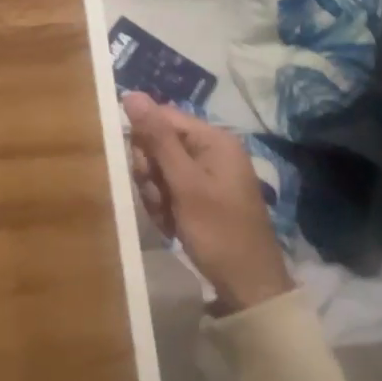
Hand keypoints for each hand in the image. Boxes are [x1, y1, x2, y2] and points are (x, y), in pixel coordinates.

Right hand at [123, 94, 294, 312]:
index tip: (143, 172)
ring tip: (168, 218)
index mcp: (214, 139)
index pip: (163, 117)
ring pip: (161, 169)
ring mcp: (209, 175)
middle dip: (151, 173)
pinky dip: (165, 206)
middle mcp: (213, 150)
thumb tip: (132, 94)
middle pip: (160, 143)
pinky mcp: (204, 196)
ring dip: (156, 194)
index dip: (145, 141)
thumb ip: (158, 138)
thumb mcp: (184, 184)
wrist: (249, 286)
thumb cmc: (218, 231)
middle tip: (159, 200)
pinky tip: (172, 226)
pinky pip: (171, 189)